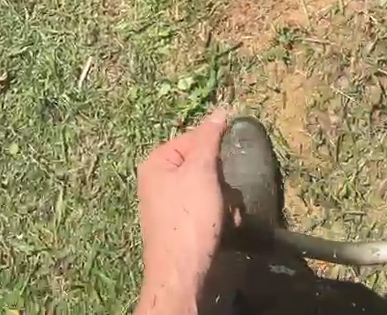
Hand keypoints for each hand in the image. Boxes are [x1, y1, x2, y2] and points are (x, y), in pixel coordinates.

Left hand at [135, 111, 228, 314]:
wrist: (180, 275)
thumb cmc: (188, 218)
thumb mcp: (201, 171)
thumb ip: (209, 139)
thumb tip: (219, 111)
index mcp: (156, 162)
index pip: (192, 139)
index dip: (214, 149)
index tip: (230, 163)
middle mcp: (156, 180)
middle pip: (199, 165)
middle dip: (220, 180)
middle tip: (229, 194)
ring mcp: (166, 205)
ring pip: (204, 188)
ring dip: (223, 199)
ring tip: (230, 214)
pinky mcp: (178, 226)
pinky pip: (202, 209)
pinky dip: (217, 215)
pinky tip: (226, 226)